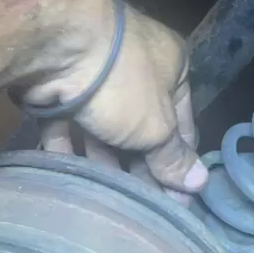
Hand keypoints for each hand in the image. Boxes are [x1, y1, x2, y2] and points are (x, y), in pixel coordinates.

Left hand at [17, 0, 204, 196]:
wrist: (55, 46)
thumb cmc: (121, 83)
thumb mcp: (155, 125)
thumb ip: (173, 156)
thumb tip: (198, 183)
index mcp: (171, 66)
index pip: (182, 123)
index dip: (179, 163)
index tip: (176, 202)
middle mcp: (132, 68)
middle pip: (140, 129)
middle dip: (140, 167)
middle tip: (141, 207)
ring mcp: (91, 77)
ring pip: (101, 128)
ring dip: (104, 163)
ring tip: (109, 199)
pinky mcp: (54, 88)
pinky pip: (65, 125)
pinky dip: (67, 149)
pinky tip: (70, 178)